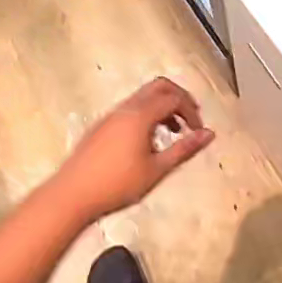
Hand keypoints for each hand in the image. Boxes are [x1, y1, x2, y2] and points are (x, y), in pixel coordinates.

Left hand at [43, 77, 215, 222]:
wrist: (71, 196)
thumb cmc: (117, 185)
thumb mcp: (157, 170)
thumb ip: (185, 149)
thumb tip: (209, 134)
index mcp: (140, 115)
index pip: (174, 98)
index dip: (191, 111)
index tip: (199, 130)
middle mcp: (125, 108)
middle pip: (158, 86)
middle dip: (179, 98)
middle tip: (191, 118)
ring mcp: (110, 115)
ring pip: (143, 97)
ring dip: (163, 107)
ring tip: (172, 132)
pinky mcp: (101, 126)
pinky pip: (131, 108)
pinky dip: (147, 114)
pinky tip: (148, 141)